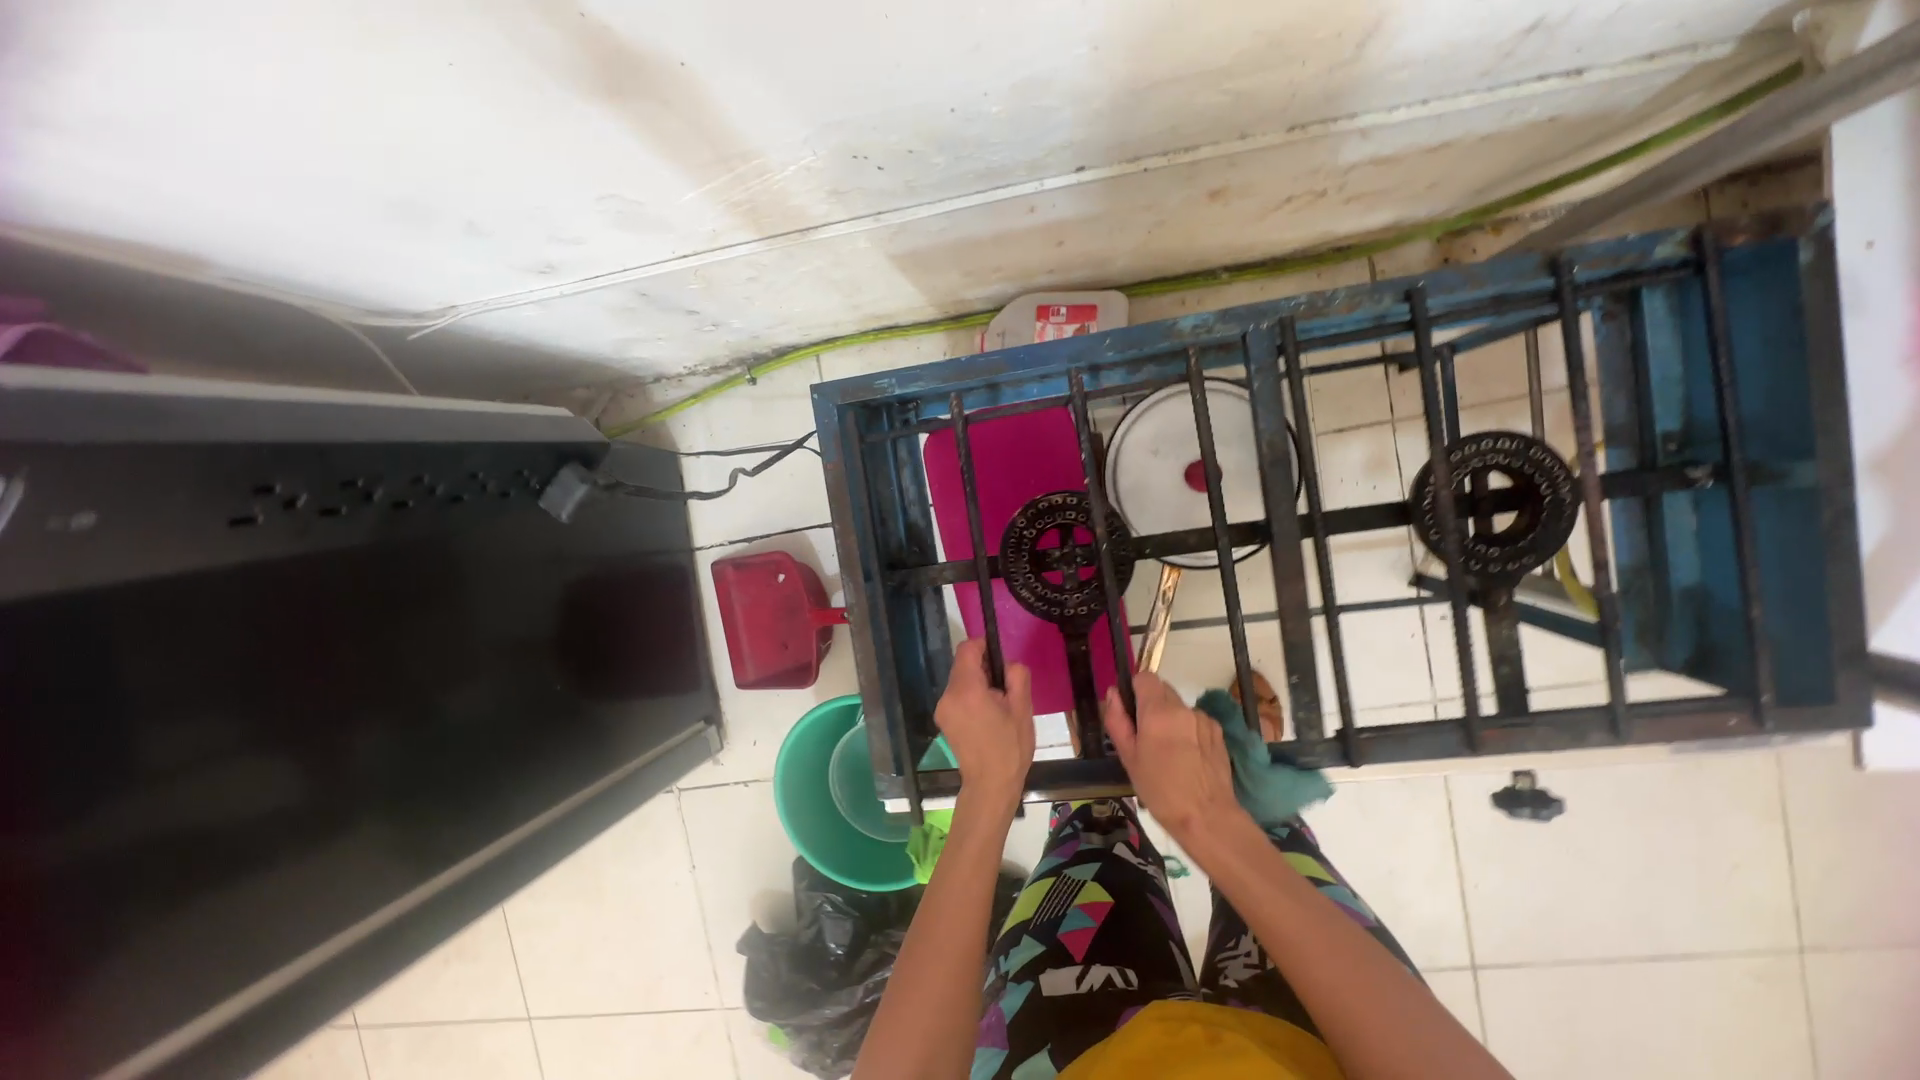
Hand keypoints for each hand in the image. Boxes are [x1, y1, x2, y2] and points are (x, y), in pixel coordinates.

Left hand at [933, 639, 1034, 809]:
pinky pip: (957, 696)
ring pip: (959, 681)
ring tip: (998, 705)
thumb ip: (1017, 676)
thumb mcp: (1022, 709)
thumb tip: (1008, 664)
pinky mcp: (943, 720)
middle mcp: (948, 696)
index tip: (1001, 659)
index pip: (967, 649)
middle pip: (962, 665)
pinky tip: (987, 716)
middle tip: (1005, 688)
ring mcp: (942, 709)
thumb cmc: (1010, 747)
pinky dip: (970, 697)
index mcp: (967, 690)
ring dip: (978, 683)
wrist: (990, 785)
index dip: (984, 646)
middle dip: (984, 668)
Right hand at [1102, 673, 1245, 843]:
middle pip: (1163, 690)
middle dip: (1152, 706)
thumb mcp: (1128, 757)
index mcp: (1158, 711)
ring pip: (1179, 708)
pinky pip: (1195, 722)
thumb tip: (1113, 694)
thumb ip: (1117, 720)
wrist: (1206, 816)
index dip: (1135, 690)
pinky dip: (1188, 731)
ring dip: (1170, 719)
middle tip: (1146, 737)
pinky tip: (1187, 758)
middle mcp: (1183, 708)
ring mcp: (1203, 719)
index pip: (1145, 677)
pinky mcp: (1218, 732)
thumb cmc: (1159, 790)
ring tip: (1168, 752)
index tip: (1131, 712)